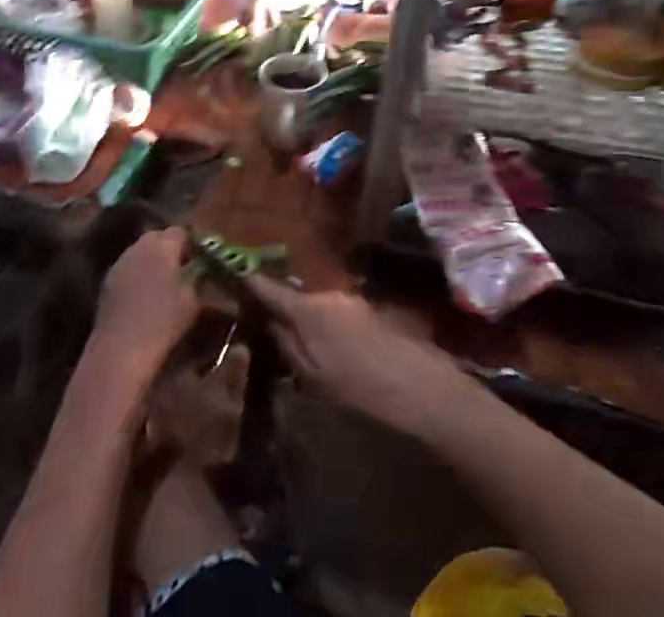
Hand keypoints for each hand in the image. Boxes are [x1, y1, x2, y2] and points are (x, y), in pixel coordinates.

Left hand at [93, 227, 199, 368]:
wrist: (122, 346)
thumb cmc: (164, 322)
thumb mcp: (192, 302)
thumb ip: (195, 279)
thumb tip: (194, 272)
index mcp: (163, 247)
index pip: (179, 231)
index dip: (189, 244)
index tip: (196, 259)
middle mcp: (138, 247)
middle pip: (156, 236)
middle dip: (168, 248)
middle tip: (179, 268)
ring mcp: (120, 261)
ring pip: (139, 250)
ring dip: (150, 259)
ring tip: (160, 281)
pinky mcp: (107, 278)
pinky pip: (127, 266)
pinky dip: (136, 272)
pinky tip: (141, 293)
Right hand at [245, 276, 465, 425]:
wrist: (427, 392)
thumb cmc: (361, 389)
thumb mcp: (312, 376)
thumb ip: (286, 344)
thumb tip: (271, 322)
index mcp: (306, 310)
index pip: (269, 288)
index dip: (251, 280)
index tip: (236, 270)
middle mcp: (328, 295)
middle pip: (297, 295)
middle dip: (286, 305)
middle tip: (275, 321)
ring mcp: (355, 300)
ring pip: (322, 304)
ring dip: (314, 316)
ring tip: (313, 341)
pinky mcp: (376, 311)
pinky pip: (343, 313)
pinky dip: (336, 324)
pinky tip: (344, 348)